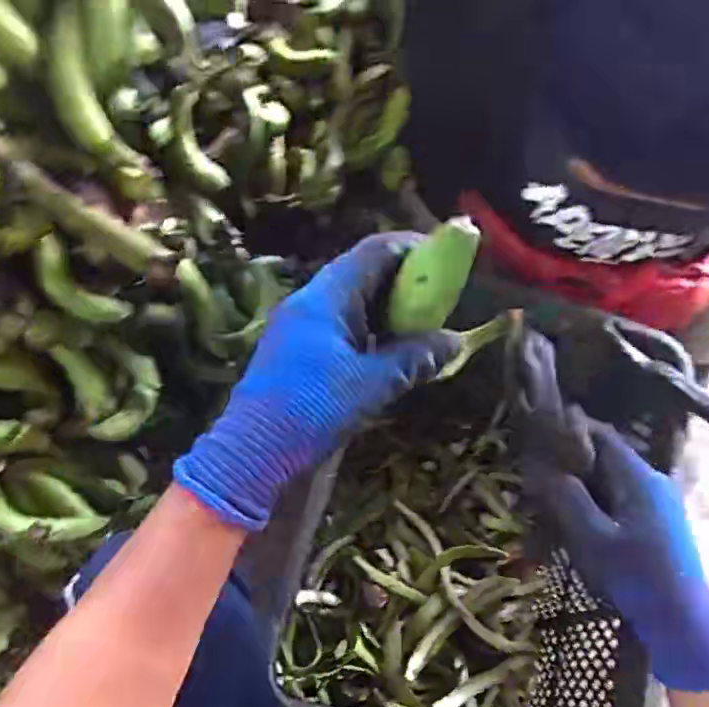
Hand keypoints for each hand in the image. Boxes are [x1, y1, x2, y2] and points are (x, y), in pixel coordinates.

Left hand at [174, 234, 457, 529]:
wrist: (253, 454)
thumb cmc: (312, 411)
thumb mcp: (370, 385)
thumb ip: (413, 360)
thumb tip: (455, 342)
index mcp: (325, 298)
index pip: (374, 252)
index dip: (414, 250)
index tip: (447, 262)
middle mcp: (308, 305)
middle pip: (362, 276)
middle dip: (403, 286)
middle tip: (438, 304)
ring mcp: (297, 331)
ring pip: (350, 308)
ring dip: (386, 316)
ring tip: (419, 333)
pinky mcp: (294, 357)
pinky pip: (338, 333)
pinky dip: (367, 338)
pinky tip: (386, 358)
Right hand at [525, 407, 708, 692]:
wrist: (682, 618)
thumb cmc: (637, 576)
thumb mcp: (595, 538)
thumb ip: (568, 498)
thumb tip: (542, 467)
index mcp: (640, 478)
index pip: (601, 436)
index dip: (569, 430)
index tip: (537, 433)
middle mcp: (652, 481)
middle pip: (605, 457)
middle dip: (570, 460)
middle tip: (534, 470)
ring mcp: (657, 502)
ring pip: (610, 479)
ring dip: (580, 483)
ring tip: (548, 496)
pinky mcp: (656, 522)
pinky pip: (618, 499)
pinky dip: (593, 501)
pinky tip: (575, 519)